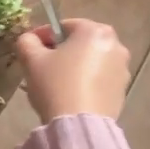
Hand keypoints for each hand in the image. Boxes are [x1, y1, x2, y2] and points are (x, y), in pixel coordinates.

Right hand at [15, 19, 130, 122]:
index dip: (43, 35)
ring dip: (74, 66)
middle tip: (42, 66)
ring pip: (91, 61)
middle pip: (80, 43)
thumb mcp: (31, 60)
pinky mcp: (122, 89)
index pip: (64, 25)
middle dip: (61, 51)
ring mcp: (122, 68)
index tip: (30, 48)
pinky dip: (85, 81)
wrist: (78, 123)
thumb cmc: (55, 85)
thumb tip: (30, 39)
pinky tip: (70, 95)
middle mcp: (115, 45)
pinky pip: (99, 78)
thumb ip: (27, 42)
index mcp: (94, 31)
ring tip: (55, 83)